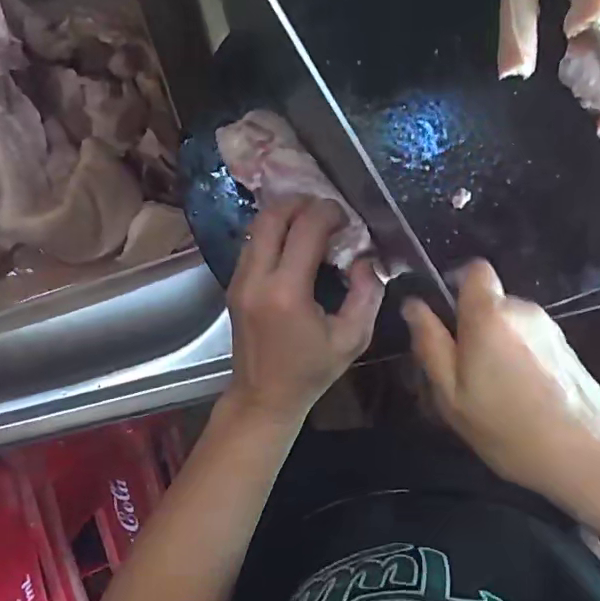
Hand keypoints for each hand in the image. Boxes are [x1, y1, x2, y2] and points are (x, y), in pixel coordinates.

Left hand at [225, 196, 382, 422]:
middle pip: (271, 216)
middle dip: (301, 203)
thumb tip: (367, 258)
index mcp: (286, 292)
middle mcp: (256, 279)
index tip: (346, 218)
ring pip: (256, 226)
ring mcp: (239, 281)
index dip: (328, 213)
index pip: (305, 229)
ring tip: (312, 225)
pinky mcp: (233, 285)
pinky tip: (295, 245)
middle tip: (327, 210)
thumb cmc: (311, 372)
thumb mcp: (353, 338)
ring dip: (285, 216)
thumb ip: (367, 293)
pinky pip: (251, 244)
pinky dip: (273, 234)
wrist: (264, 397)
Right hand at [403, 261, 599, 511]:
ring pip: (507, 324)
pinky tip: (516, 397)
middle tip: (459, 374)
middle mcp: (522, 310)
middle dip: (470, 329)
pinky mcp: (565, 346)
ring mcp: (548, 327)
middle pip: (487, 303)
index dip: (455, 285)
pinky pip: (527, 340)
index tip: (443, 319)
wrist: (585, 455)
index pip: (473, 269)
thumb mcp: (451, 394)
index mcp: (490, 314)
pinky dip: (516, 358)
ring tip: (488, 392)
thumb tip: (413, 306)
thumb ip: (430, 344)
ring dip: (493, 347)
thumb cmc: (507, 427)